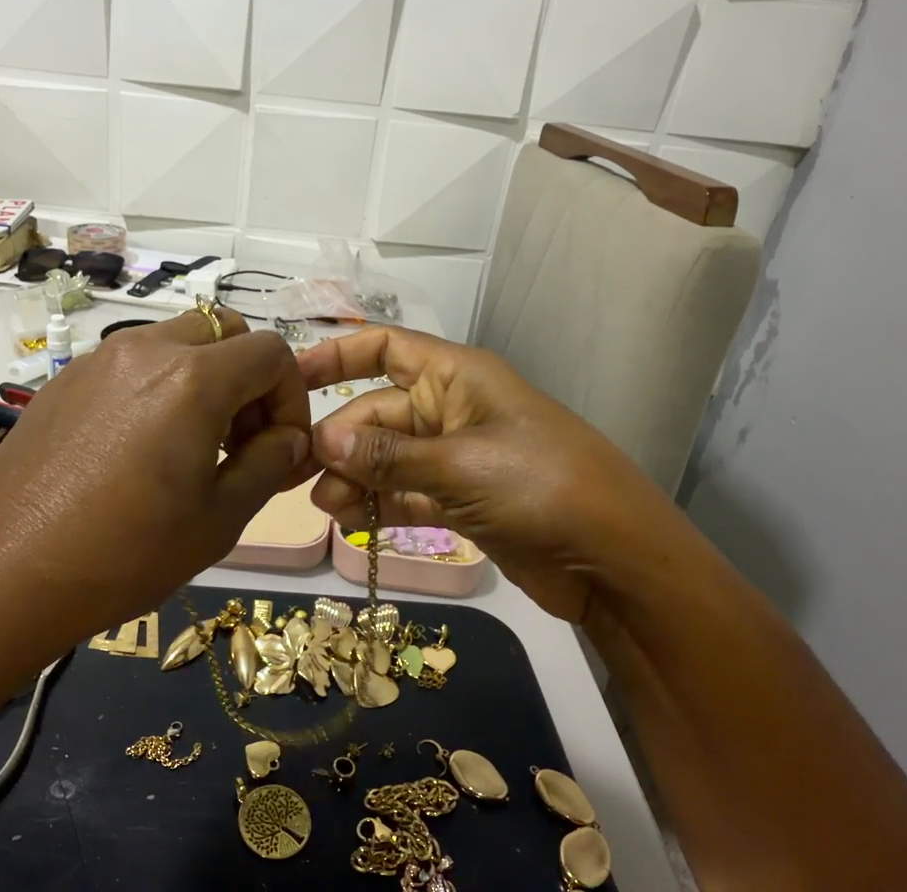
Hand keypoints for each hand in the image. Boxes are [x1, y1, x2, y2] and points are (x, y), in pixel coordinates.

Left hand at [0, 307, 316, 636]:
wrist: (6, 571)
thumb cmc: (127, 553)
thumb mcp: (220, 518)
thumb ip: (271, 464)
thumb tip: (289, 439)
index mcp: (194, 377)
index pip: (272, 353)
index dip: (291, 398)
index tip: (281, 449)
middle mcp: (147, 348)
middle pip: (225, 331)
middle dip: (249, 378)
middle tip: (240, 440)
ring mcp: (99, 360)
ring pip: (176, 340)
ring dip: (204, 378)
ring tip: (191, 447)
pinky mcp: (65, 381)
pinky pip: (132, 363)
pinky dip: (158, 386)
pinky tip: (139, 450)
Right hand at [298, 326, 687, 624]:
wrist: (616, 559)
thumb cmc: (542, 486)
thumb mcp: (461, 465)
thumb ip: (388, 456)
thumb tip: (321, 443)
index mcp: (458, 376)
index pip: (385, 347)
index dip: (336, 356)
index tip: (289, 381)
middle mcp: (453, 409)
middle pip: (378, 411)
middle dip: (341, 440)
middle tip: (304, 477)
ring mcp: (458, 458)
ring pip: (389, 458)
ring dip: (355, 478)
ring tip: (328, 508)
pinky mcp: (463, 502)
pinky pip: (408, 493)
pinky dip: (381, 505)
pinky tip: (352, 522)